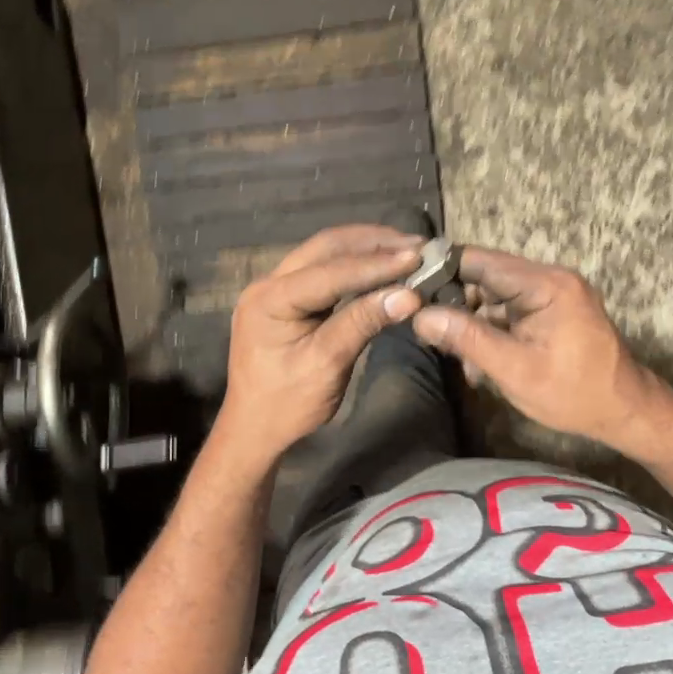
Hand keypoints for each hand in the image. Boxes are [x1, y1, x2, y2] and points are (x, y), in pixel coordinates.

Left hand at [217, 225, 423, 461]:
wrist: (254, 430)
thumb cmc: (287, 404)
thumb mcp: (327, 364)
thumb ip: (362, 323)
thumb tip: (409, 295)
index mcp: (270, 299)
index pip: (330, 271)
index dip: (375, 263)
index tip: (417, 256)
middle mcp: (268, 283)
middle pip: (325, 248)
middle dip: (372, 243)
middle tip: (418, 245)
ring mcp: (275, 289)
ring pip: (324, 254)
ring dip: (366, 250)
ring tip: (408, 250)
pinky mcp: (287, 299)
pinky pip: (323, 272)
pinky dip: (354, 267)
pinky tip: (382, 268)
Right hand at [411, 247, 657, 444]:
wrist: (624, 412)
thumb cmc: (573, 392)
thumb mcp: (514, 369)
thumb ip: (467, 338)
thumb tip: (420, 316)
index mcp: (546, 284)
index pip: (481, 261)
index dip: (442, 270)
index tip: (408, 288)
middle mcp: (551, 278)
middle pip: (486, 276)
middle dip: (456, 303)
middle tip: (428, 331)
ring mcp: (554, 294)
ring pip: (495, 296)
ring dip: (473, 323)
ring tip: (460, 357)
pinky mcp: (553, 311)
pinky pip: (511, 310)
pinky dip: (492, 331)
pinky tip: (480, 361)